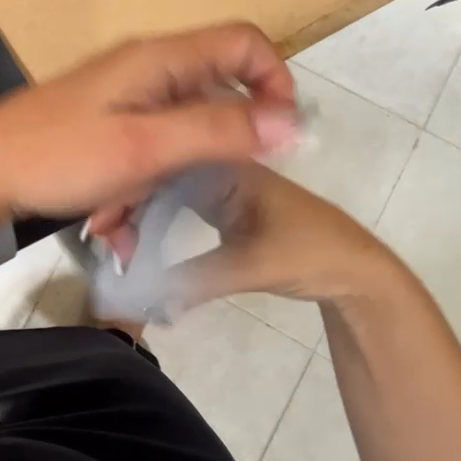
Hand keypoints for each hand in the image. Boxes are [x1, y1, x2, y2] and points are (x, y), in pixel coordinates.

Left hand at [0, 23, 299, 222]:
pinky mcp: (101, 124)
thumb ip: (218, 129)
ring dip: (169, 177)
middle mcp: (142, 69)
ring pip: (178, 131)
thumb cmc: (57, 157)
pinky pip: (145, 148)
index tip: (278, 137)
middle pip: (213, 92)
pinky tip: (113, 219)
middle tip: (203, 192)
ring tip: (134, 216)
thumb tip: (292, 119)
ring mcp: (119, 97)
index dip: (274, 82)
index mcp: (156, 60)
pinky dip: (140, 183)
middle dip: (216, 147)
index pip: (243, 44)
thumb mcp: (144, 147)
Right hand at [91, 164, 407, 311]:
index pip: (163, 166)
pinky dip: (156, 221)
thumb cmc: (311, 255)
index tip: (101, 222)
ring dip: (139, 213)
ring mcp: (220, 184)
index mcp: (226, 165)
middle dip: (126, 202)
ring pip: (165, 191)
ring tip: (109, 239)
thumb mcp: (251, 266)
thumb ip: (195, 279)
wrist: (360, 275)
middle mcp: (218, 165)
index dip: (128, 191)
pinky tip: (135, 240)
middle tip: (99, 235)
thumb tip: (139, 294)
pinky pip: (178, 205)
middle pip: (159, 176)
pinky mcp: (223, 205)